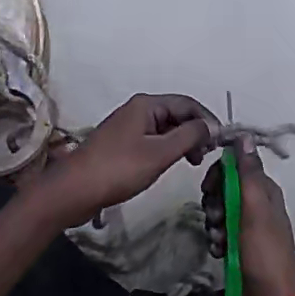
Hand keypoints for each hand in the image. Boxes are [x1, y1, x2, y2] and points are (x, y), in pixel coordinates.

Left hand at [35, 94, 218, 227]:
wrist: (74, 191)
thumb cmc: (119, 169)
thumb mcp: (160, 153)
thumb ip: (190, 136)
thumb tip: (210, 126)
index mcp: (147, 105)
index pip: (188, 104)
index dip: (207, 120)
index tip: (220, 142)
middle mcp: (138, 109)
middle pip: (177, 114)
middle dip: (195, 131)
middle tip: (205, 156)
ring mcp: (128, 127)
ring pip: (166, 128)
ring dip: (182, 142)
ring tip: (192, 162)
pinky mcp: (122, 144)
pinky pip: (153, 139)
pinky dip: (167, 149)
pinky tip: (170, 164)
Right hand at [202, 139, 294, 295]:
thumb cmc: (264, 252)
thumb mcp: (255, 209)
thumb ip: (248, 173)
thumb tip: (244, 136)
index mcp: (264, 190)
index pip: (235, 166)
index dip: (218, 174)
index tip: (208, 189)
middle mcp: (257, 203)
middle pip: (224, 187)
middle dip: (214, 200)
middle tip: (215, 218)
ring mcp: (248, 225)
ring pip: (219, 210)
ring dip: (213, 223)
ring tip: (218, 239)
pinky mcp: (239, 245)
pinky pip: (219, 232)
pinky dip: (216, 240)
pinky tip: (219, 252)